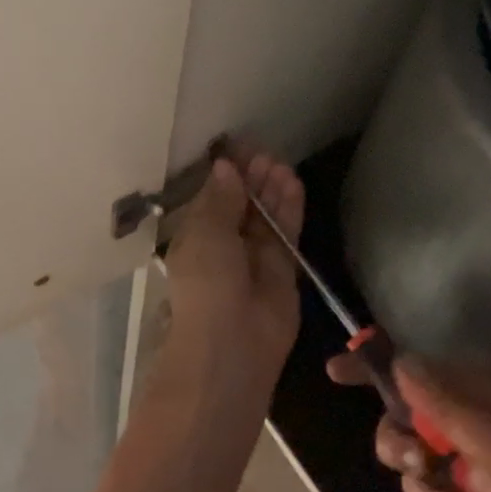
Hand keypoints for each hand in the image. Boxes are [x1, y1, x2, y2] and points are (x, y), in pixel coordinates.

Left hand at [163, 148, 304, 386]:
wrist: (232, 343)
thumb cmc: (207, 281)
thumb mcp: (205, 232)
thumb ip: (220, 199)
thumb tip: (225, 167)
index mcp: (196, 236)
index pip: (213, 197)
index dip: (227, 174)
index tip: (240, 148)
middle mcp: (224, 245)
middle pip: (242, 204)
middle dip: (252, 179)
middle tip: (265, 153)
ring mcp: (255, 258)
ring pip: (266, 216)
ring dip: (272, 190)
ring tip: (280, 163)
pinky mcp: (283, 271)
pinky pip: (287, 232)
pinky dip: (290, 208)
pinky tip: (294, 183)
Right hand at [326, 355, 490, 491]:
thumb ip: (446, 403)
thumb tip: (401, 358)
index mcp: (485, 406)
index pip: (418, 372)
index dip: (375, 367)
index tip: (335, 371)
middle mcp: (472, 438)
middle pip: (399, 426)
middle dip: (402, 450)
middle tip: (419, 465)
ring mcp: (471, 485)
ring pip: (412, 481)